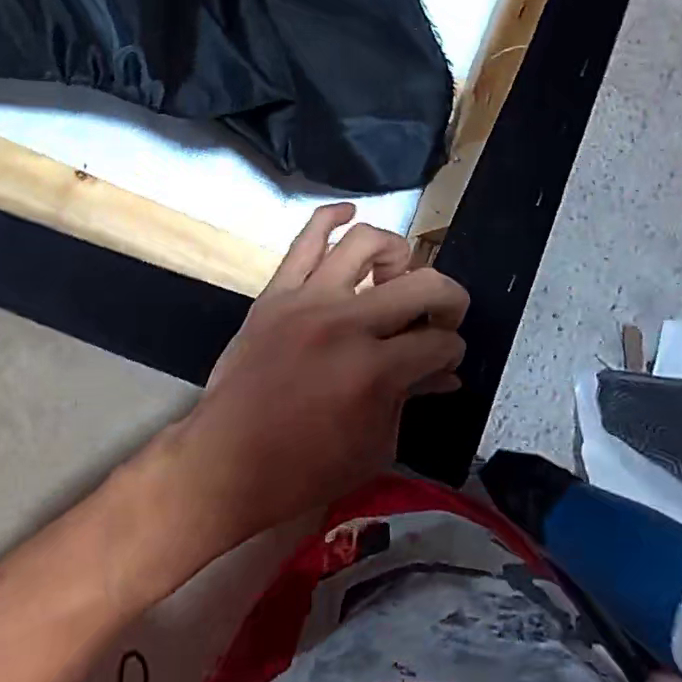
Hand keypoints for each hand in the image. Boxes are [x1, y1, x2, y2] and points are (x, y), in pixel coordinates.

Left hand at [151, 204, 468, 551]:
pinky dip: (330, 218)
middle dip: (448, 300)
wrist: (229, 461)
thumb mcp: (374, 445)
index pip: (439, 342)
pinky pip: (304, 240)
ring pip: (364, 243)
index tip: (444, 360)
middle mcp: (345, 323)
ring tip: (398, 274)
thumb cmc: (305, 467)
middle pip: (422, 284)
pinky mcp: (275, 294)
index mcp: (375, 369)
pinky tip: (350, 214)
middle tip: (440, 318)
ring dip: (397, 252)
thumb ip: (410, 399)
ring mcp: (306, 301)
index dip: (452, 351)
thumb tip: (442, 374)